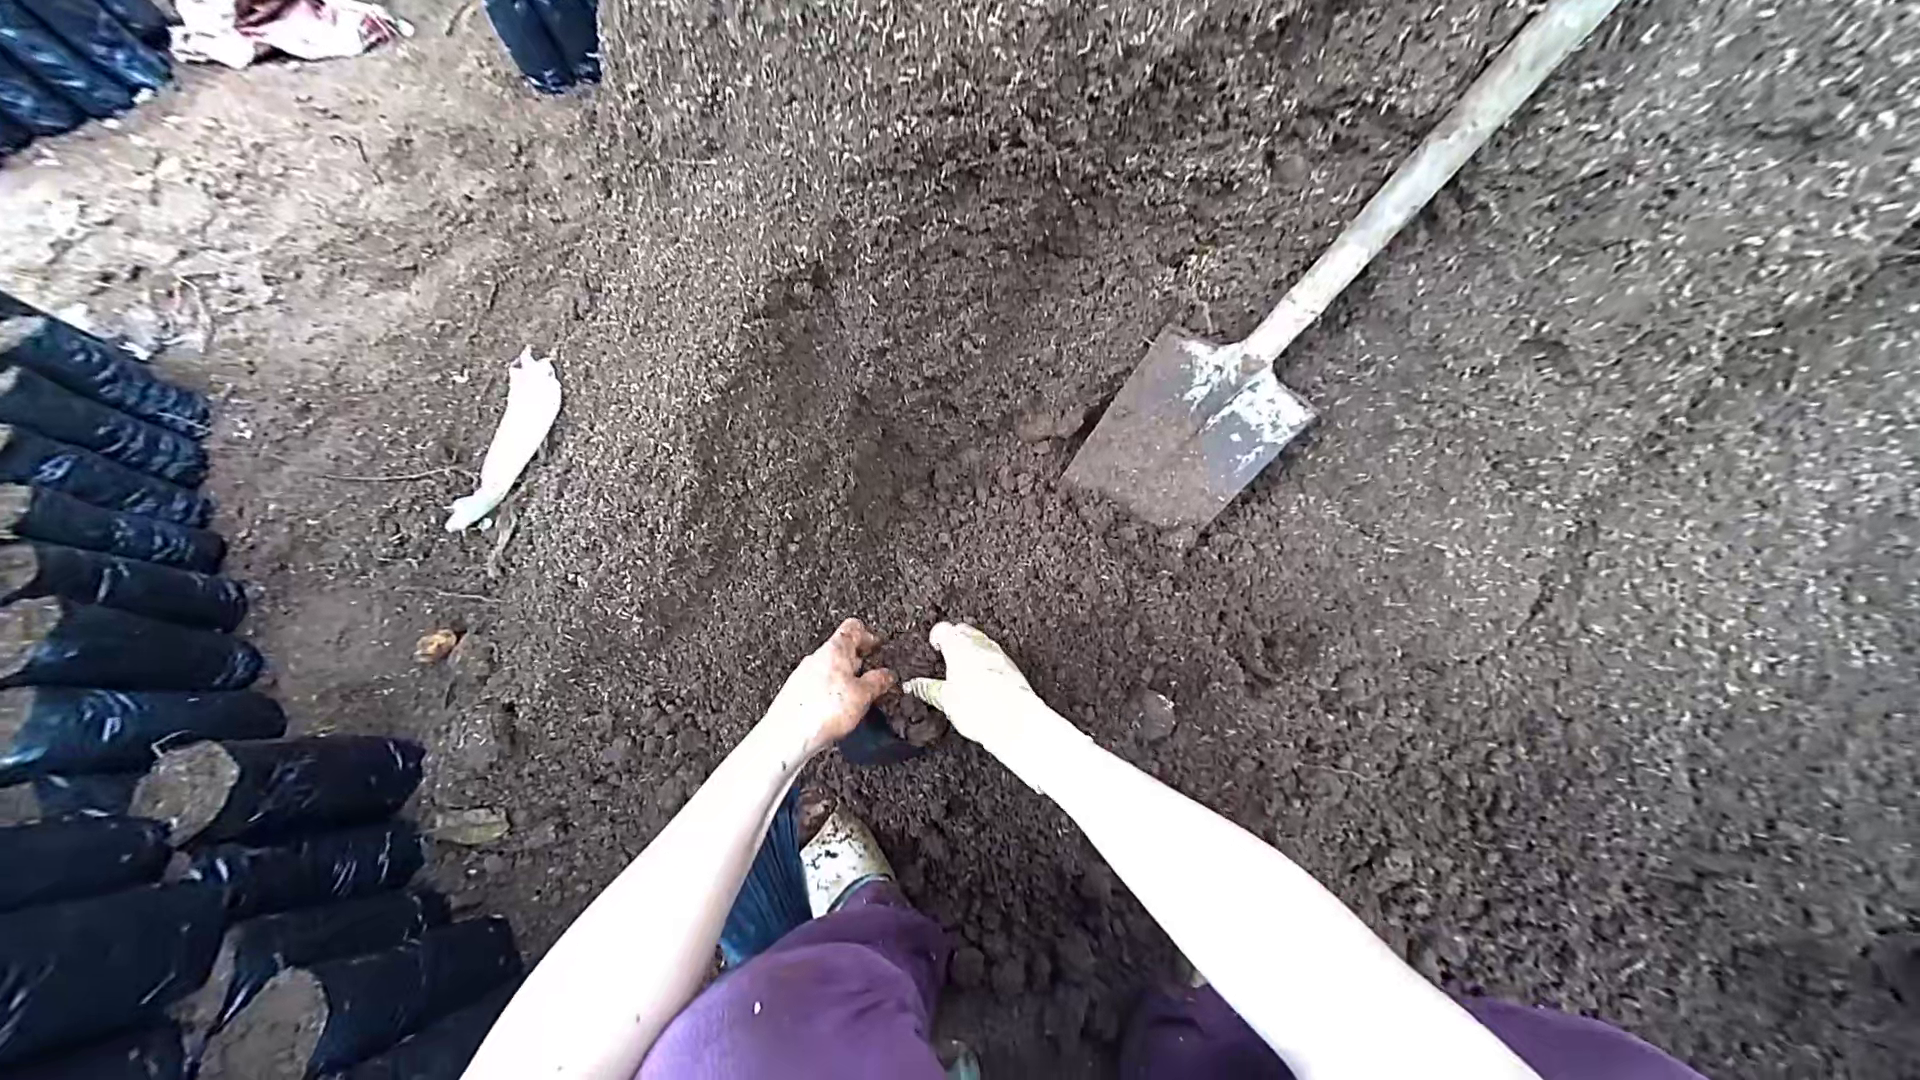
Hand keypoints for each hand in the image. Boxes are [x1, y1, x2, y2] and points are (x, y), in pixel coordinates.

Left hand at [764, 618, 896, 755]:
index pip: (853, 628)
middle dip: (859, 659)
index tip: (876, 644)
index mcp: (834, 649)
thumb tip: (886, 674)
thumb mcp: (863, 696)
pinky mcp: (796, 692)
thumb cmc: (822, 711)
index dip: (868, 634)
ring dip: (845, 677)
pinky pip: (818, 684)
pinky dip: (831, 691)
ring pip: (829, 667)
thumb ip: (878, 681)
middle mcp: (817, 657)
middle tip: (872, 672)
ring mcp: (804, 674)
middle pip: (841, 648)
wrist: (787, 735)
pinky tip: (837, 707)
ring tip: (857, 694)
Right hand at [903, 622, 1048, 749]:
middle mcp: (979, 643)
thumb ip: (927, 688)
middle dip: (954, 640)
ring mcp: (997, 653)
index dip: (935, 637)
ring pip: (980, 642)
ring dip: (971, 650)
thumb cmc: (979, 707)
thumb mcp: (945, 700)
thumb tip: (914, 685)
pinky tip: (982, 680)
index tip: (934, 648)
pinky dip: (985, 662)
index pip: (942, 629)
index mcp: (958, 645)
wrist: (1015, 721)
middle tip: (946, 658)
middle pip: (963, 630)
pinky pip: (994, 656)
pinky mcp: (1011, 666)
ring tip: (963, 671)